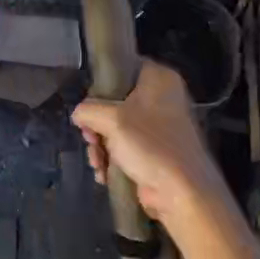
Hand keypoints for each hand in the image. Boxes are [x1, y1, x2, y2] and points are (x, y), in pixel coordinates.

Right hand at [71, 59, 220, 218]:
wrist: (181, 191)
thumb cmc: (149, 145)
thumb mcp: (111, 119)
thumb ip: (87, 110)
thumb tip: (79, 115)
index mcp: (159, 79)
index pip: (123, 67)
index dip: (101, 84)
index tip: (89, 103)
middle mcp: (161, 98)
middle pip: (114, 101)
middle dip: (96, 124)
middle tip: (90, 137)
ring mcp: (158, 126)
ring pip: (115, 126)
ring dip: (100, 145)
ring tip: (97, 161)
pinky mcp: (154, 150)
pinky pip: (123, 146)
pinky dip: (111, 158)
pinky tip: (104, 173)